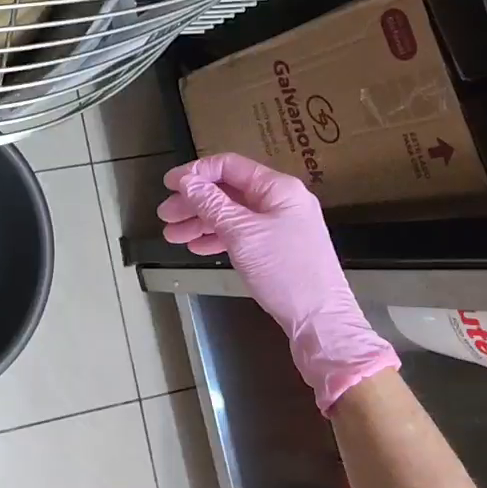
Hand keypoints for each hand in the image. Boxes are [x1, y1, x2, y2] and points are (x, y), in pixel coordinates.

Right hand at [157, 153, 397, 412]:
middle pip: (227, 191)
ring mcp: (280, 225)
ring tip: (172, 236)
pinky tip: (196, 247)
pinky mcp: (277, 248)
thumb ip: (210, 203)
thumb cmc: (284, 271)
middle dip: (194, 201)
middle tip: (165, 215)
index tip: (168, 184)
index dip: (196, 172)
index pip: (229, 166)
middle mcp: (280, 201)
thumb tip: (185, 180)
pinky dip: (217, 238)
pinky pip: (240, 234)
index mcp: (278, 188)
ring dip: (200, 222)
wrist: (321, 322)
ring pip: (231, 214)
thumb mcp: (241, 233)